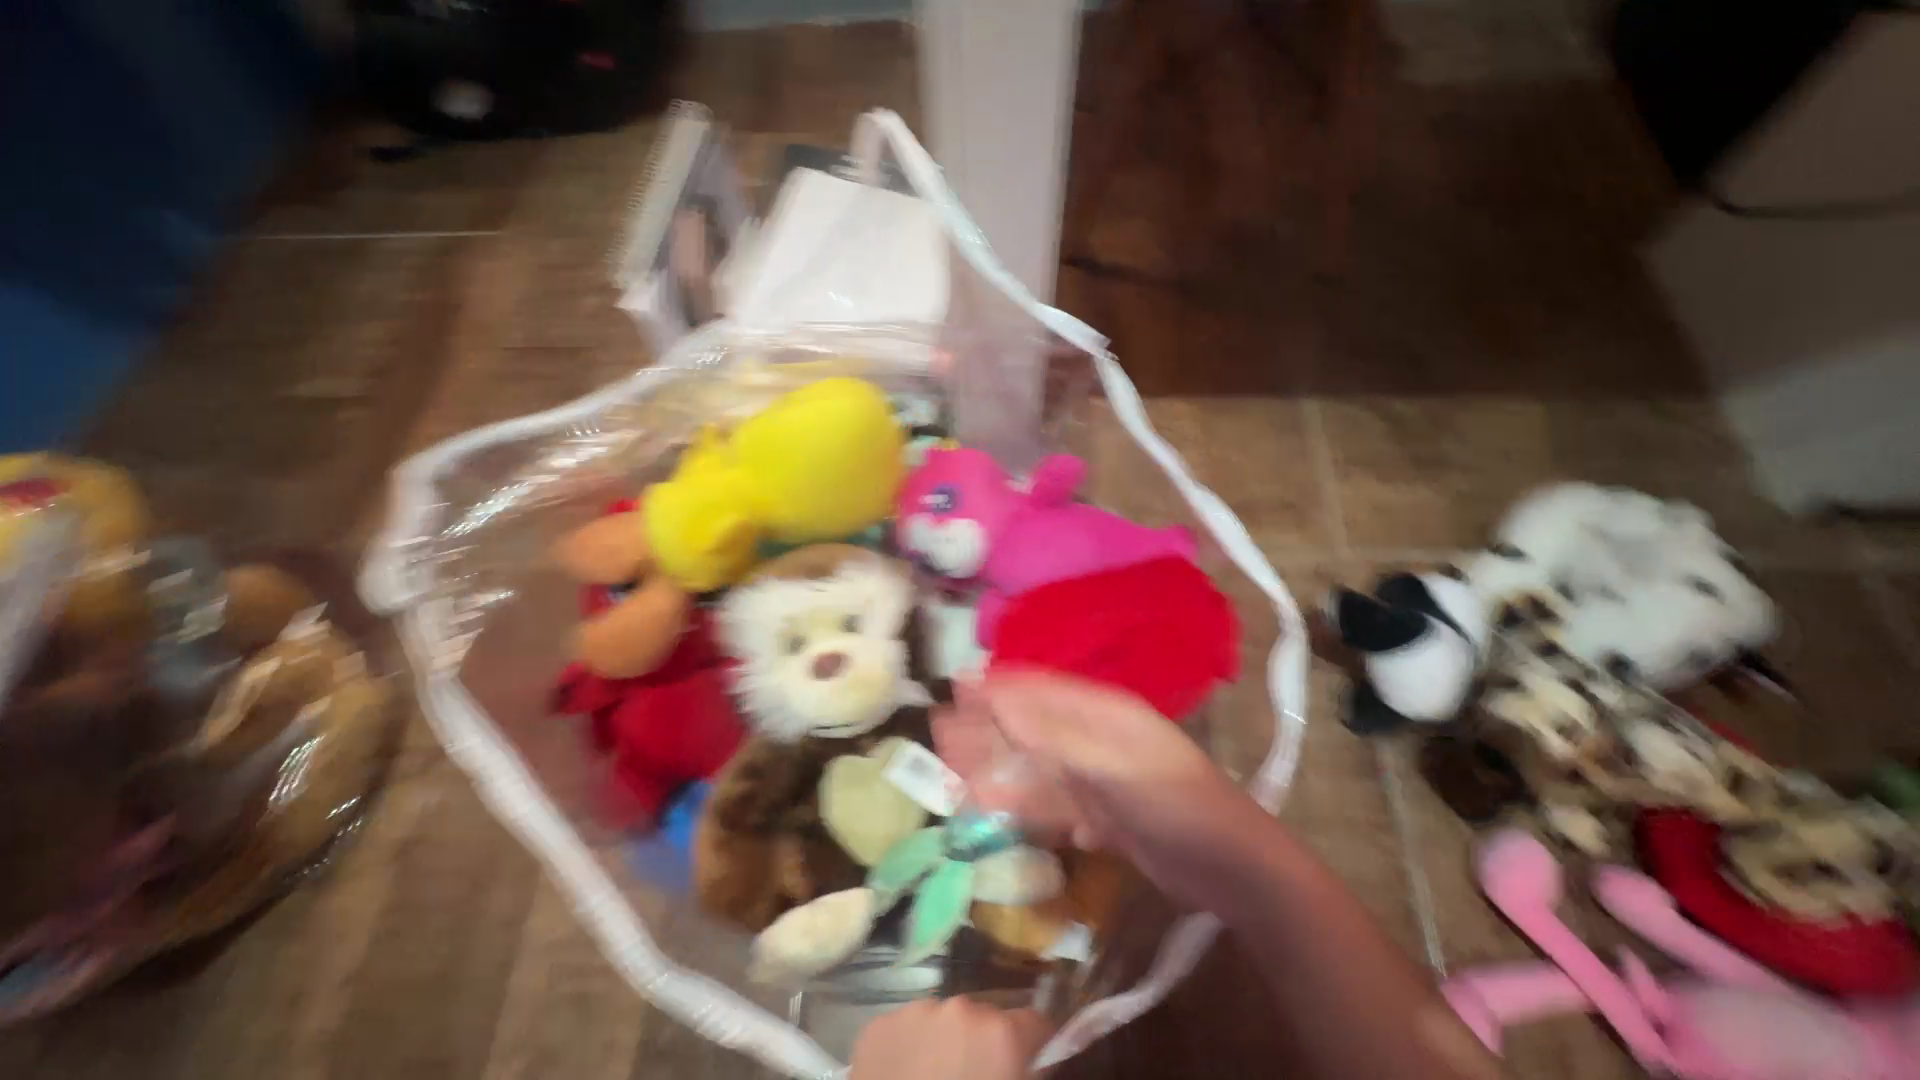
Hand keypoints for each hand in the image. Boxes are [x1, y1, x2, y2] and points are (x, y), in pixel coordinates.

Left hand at [849, 999, 1051, 1079]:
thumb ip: (1025, 1076)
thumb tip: (1026, 1068)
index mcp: (1001, 1035)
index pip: (1035, 1024)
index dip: (1032, 1047)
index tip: (1026, 1065)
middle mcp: (961, 1009)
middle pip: (985, 1019)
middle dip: (983, 1046)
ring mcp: (916, 1011)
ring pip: (943, 1020)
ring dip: (945, 1043)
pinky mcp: (880, 1023)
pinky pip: (907, 1028)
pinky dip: (910, 1047)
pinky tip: (903, 1077)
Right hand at [933, 671, 1273, 912]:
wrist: (1232, 870)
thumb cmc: (1175, 805)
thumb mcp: (1113, 766)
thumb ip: (1053, 734)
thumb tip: (995, 697)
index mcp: (1105, 715)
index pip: (1040, 690)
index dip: (997, 687)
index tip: (953, 688)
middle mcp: (1099, 741)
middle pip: (1032, 730)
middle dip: (988, 731)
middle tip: (939, 735)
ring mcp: (1101, 781)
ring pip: (1038, 771)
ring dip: (1000, 772)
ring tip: (954, 778)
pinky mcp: (1105, 817)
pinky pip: (1055, 806)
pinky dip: (1028, 809)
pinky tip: (1001, 814)